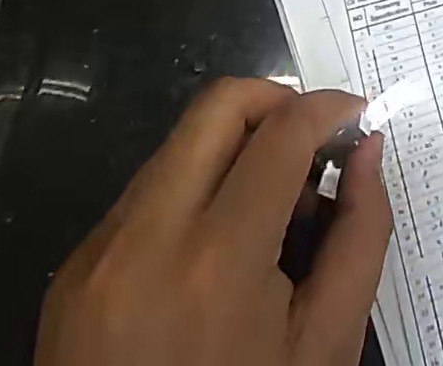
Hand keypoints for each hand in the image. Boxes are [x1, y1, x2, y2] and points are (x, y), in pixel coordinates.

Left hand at [35, 79, 390, 365]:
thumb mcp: (328, 343)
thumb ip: (363, 230)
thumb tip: (367, 148)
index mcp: (216, 262)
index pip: (281, 131)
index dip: (330, 107)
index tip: (355, 116)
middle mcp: (145, 237)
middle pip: (219, 103)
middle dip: (280, 101)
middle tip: (314, 143)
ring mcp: (98, 249)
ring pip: (182, 139)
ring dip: (240, 143)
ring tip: (273, 203)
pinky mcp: (75, 265)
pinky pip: (151, 185)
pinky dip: (201, 182)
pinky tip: (223, 241)